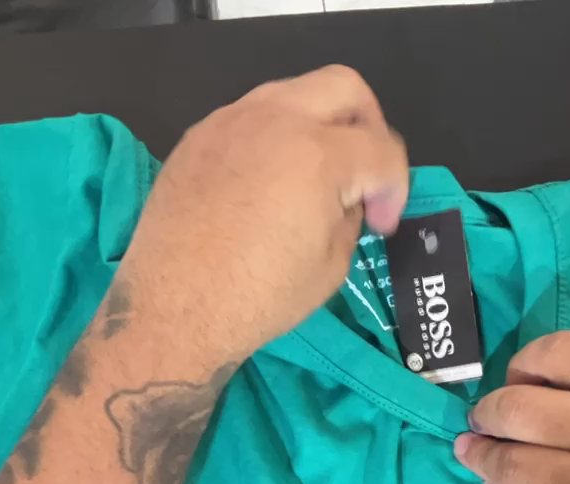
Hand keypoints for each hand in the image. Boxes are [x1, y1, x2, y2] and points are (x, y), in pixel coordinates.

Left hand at [113, 66, 409, 364]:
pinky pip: (253, 118)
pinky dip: (276, 141)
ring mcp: (232, 121)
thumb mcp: (329, 268)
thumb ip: (349, 219)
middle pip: (345, 89)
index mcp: (319, 155)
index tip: (381, 223)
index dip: (395, 189)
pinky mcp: (200, 136)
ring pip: (295, 94)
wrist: (175, 307)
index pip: (382, 149)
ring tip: (315, 182)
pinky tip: (268, 188)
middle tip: (363, 177)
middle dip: (369, 129)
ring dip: (320, 128)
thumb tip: (349, 200)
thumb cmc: (259, 298)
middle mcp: (277, 120)